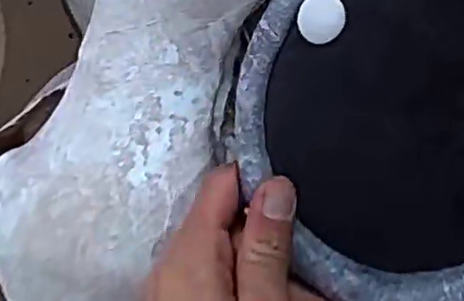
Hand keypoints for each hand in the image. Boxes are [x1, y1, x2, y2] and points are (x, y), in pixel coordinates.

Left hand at [145, 164, 323, 300]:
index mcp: (184, 257)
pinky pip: (214, 262)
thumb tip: (276, 184)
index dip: (264, 176)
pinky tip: (259, 282)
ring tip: (283, 266)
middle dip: (263, 214)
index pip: (223, 178)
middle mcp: (166, 266)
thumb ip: (266, 248)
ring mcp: (166, 287)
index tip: (295, 189)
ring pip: (222, 236)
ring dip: (255, 242)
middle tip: (297, 240)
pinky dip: (239, 262)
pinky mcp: (176, 300)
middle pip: (224, 207)